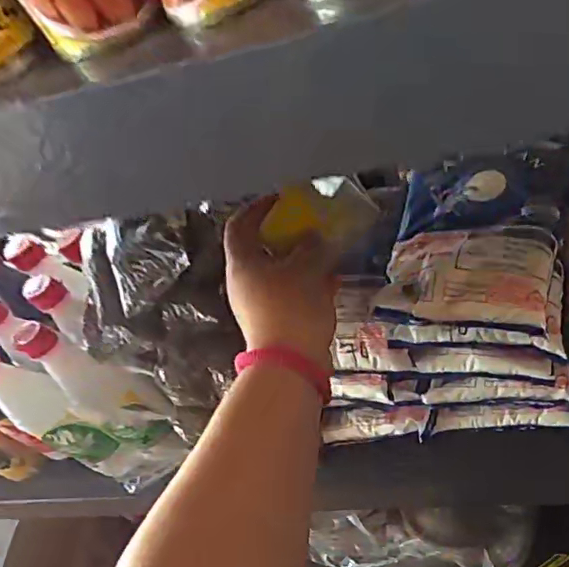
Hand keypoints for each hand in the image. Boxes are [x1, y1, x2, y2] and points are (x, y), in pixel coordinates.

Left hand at [223, 194, 338, 360]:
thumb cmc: (293, 309)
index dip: (258, 209)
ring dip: (300, 265)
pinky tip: (327, 287)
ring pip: (277, 275)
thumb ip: (312, 248)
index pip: (241, 225)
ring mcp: (257, 305)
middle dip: (284, 240)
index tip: (279, 201)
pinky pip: (289, 296)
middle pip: (260, 251)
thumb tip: (314, 236)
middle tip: (307, 232)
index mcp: (243, 262)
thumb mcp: (307, 272)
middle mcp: (243, 282)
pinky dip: (306, 287)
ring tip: (324, 260)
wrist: (292, 362)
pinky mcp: (274, 323)